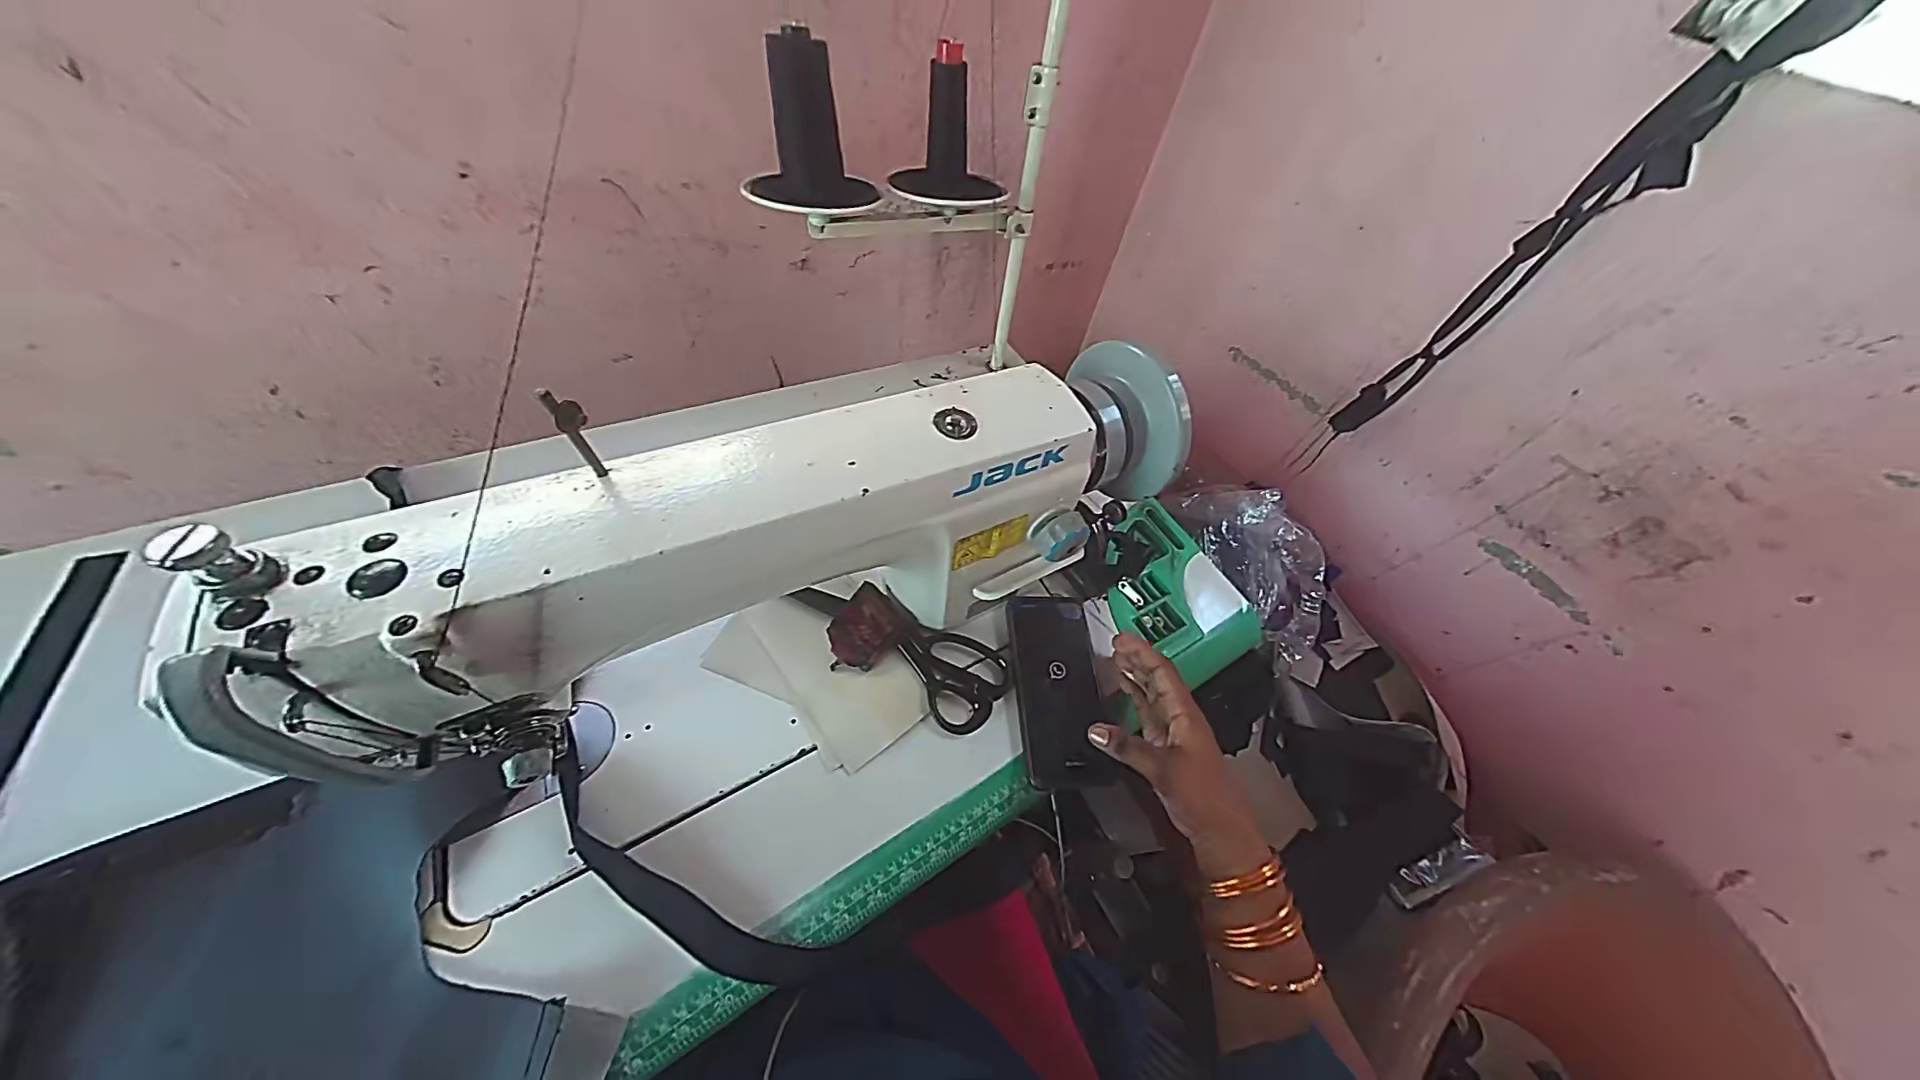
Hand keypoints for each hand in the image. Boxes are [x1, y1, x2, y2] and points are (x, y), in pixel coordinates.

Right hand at [1087, 634, 1269, 877]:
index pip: (1162, 673)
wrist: (1220, 830)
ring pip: (1151, 697)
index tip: (1121, 638)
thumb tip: (1096, 730)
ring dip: (1134, 679)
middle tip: (1114, 645)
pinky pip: (1146, 717)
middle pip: (1157, 680)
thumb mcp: (1163, 769)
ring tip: (1115, 663)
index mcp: (1185, 715)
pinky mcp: (1166, 750)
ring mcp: (1173, 734)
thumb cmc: (1203, 796)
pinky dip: (1132, 705)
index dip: (1142, 653)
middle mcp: (1180, 719)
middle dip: (1137, 660)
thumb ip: (1128, 747)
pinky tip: (1121, 700)